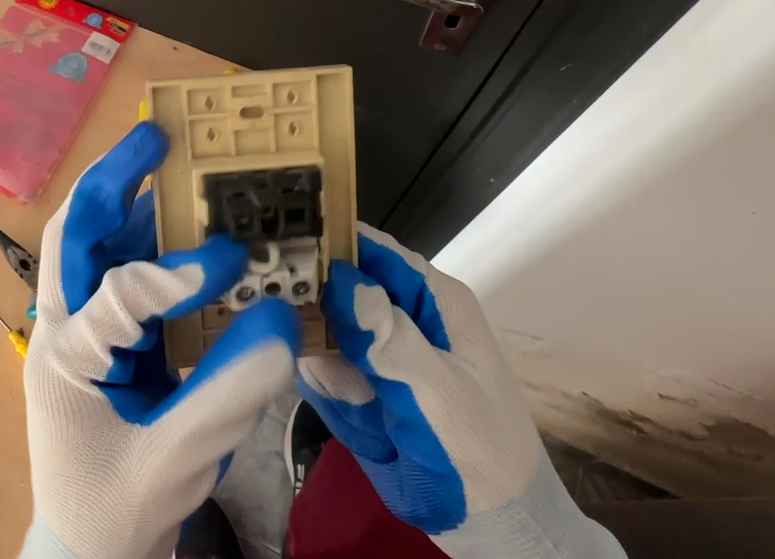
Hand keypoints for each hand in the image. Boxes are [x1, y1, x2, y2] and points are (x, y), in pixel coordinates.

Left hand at [21, 122, 302, 558]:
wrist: (90, 545)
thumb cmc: (117, 509)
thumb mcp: (176, 459)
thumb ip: (229, 390)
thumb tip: (278, 317)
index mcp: (66, 361)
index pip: (112, 298)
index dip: (170, 275)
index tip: (228, 261)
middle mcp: (64, 328)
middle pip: (76, 234)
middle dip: (112, 180)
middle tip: (156, 137)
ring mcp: (84, 327)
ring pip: (99, 242)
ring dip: (135, 201)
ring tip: (175, 165)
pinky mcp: (111, 335)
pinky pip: (129, 271)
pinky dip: (158, 242)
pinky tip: (194, 229)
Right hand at [298, 225, 623, 558]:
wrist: (493, 527)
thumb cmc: (479, 451)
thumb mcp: (437, 393)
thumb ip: (387, 338)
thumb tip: (340, 279)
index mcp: (431, 298)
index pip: (370, 249)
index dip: (326, 247)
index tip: (282, 258)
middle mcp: (399, 313)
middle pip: (335, 289)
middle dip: (320, 323)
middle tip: (325, 360)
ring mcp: (377, 350)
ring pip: (322, 336)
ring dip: (333, 375)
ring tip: (369, 413)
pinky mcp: (362, 383)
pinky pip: (325, 376)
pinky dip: (335, 401)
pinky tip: (368, 430)